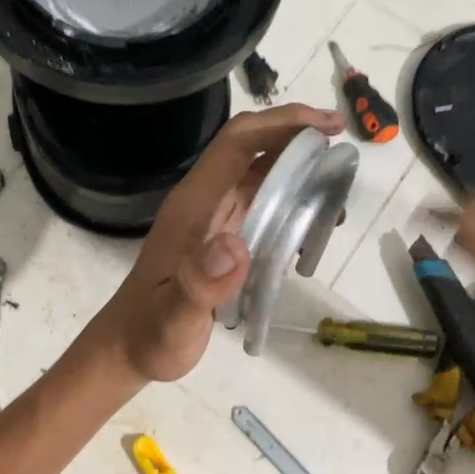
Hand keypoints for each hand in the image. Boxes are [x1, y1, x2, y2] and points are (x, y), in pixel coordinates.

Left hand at [88, 103, 346, 382]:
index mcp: (195, 204)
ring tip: (338, 194)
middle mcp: (206, 202)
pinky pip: (263, 207)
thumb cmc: (151, 334)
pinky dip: (293, 205)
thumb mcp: (173, 317)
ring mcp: (215, 220)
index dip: (281, 123)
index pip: (238, 143)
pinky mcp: (224, 240)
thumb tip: (234, 247)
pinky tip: (315, 229)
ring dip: (300, 174)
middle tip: (344, 153)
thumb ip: (198, 284)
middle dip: (298, 139)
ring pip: (261, 177)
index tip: (326, 126)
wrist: (130, 350)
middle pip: (254, 150)